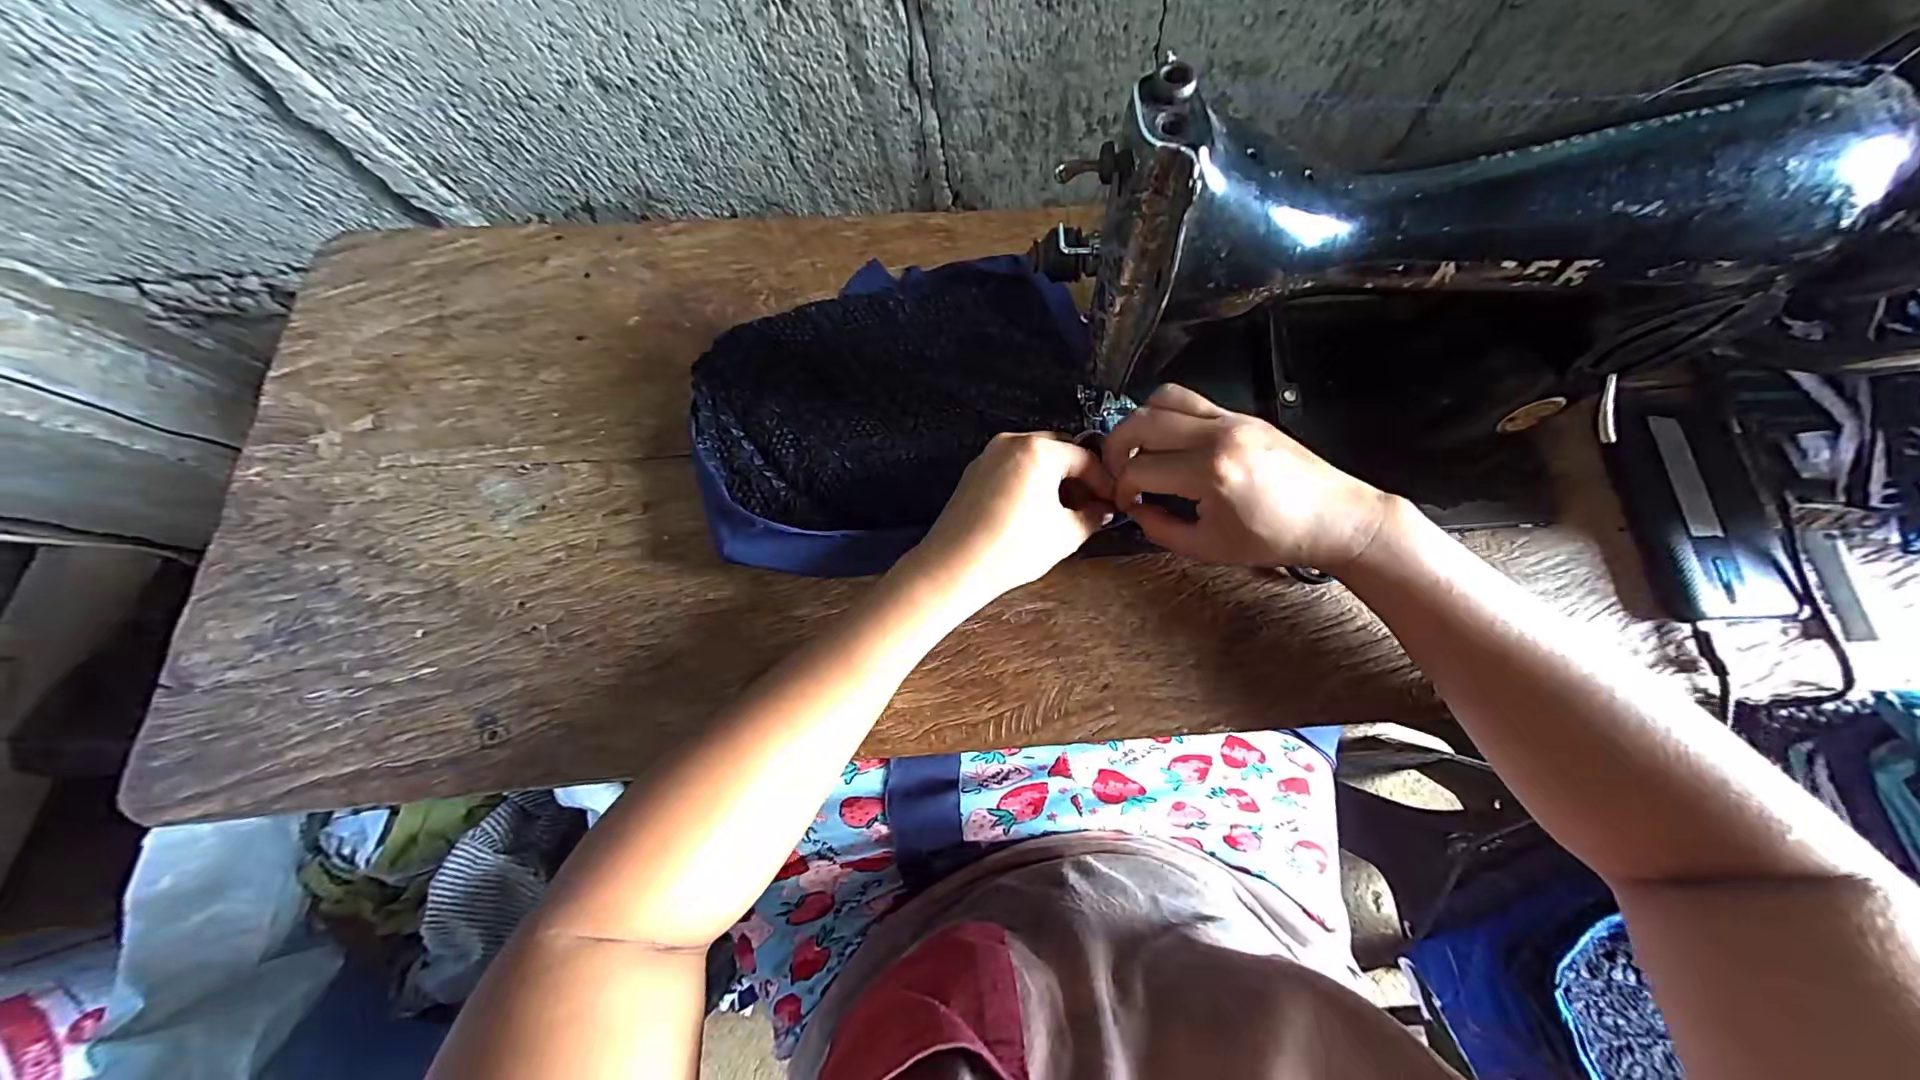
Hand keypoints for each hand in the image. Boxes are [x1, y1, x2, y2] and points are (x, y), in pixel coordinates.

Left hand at [906, 432, 1116, 602]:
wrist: (954, 566)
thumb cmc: (1009, 549)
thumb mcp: (1065, 534)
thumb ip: (1092, 516)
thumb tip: (1102, 509)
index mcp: (1038, 450)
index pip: (1085, 457)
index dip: (1103, 482)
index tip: (1112, 500)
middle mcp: (1011, 443)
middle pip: (1058, 450)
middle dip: (1078, 476)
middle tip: (1090, 505)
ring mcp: (988, 456)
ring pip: (1034, 458)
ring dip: (1054, 478)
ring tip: (1064, 512)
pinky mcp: (973, 473)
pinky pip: (1011, 468)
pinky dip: (1029, 482)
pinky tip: (1034, 512)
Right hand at [1103, 384, 1396, 571]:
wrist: (1335, 517)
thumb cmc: (1277, 537)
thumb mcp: (1207, 547)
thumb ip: (1160, 529)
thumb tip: (1136, 511)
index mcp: (1210, 472)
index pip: (1139, 469)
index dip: (1122, 489)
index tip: (1127, 503)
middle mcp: (1218, 436)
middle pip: (1140, 423)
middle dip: (1115, 448)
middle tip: (1118, 471)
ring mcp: (1231, 420)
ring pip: (1162, 398)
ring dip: (1139, 422)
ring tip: (1138, 449)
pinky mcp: (1241, 415)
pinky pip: (1190, 400)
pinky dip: (1167, 415)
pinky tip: (1169, 442)